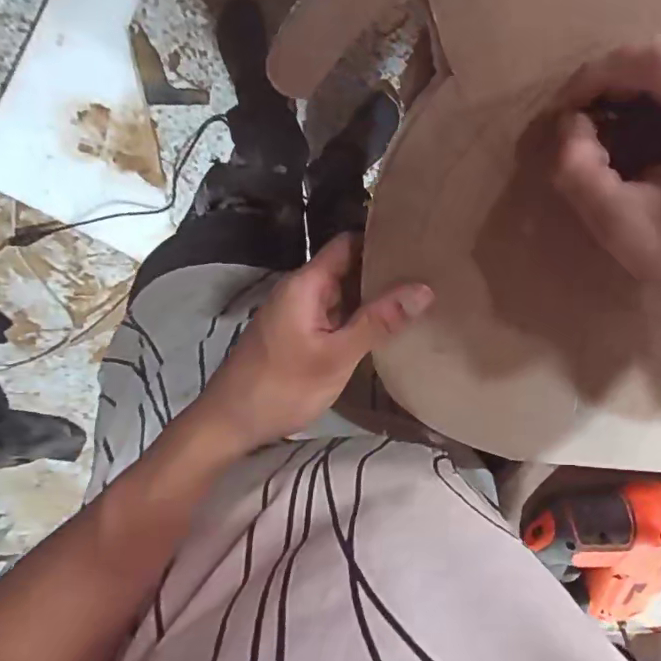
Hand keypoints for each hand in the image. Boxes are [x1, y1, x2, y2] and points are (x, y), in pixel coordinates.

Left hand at [188, 233, 433, 450]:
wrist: (231, 422)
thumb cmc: (282, 387)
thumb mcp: (337, 356)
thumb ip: (378, 322)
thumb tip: (424, 289)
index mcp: (306, 283)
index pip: (348, 243)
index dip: (381, 239)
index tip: (418, 243)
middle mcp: (300, 290)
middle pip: (347, 267)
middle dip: (383, 270)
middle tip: (429, 273)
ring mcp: (297, 313)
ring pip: (341, 294)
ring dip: (371, 296)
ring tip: (417, 297)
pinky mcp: (297, 335)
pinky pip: (333, 315)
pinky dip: (356, 317)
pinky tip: (384, 327)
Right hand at [545, 36, 660, 314]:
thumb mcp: (617, 222)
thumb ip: (581, 172)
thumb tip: (565, 120)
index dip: (598, 78)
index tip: (559, 111)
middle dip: (604, 84)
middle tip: (568, 122)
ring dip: (616, 89)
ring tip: (588, 127)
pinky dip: (633, 96)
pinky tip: (615, 125)